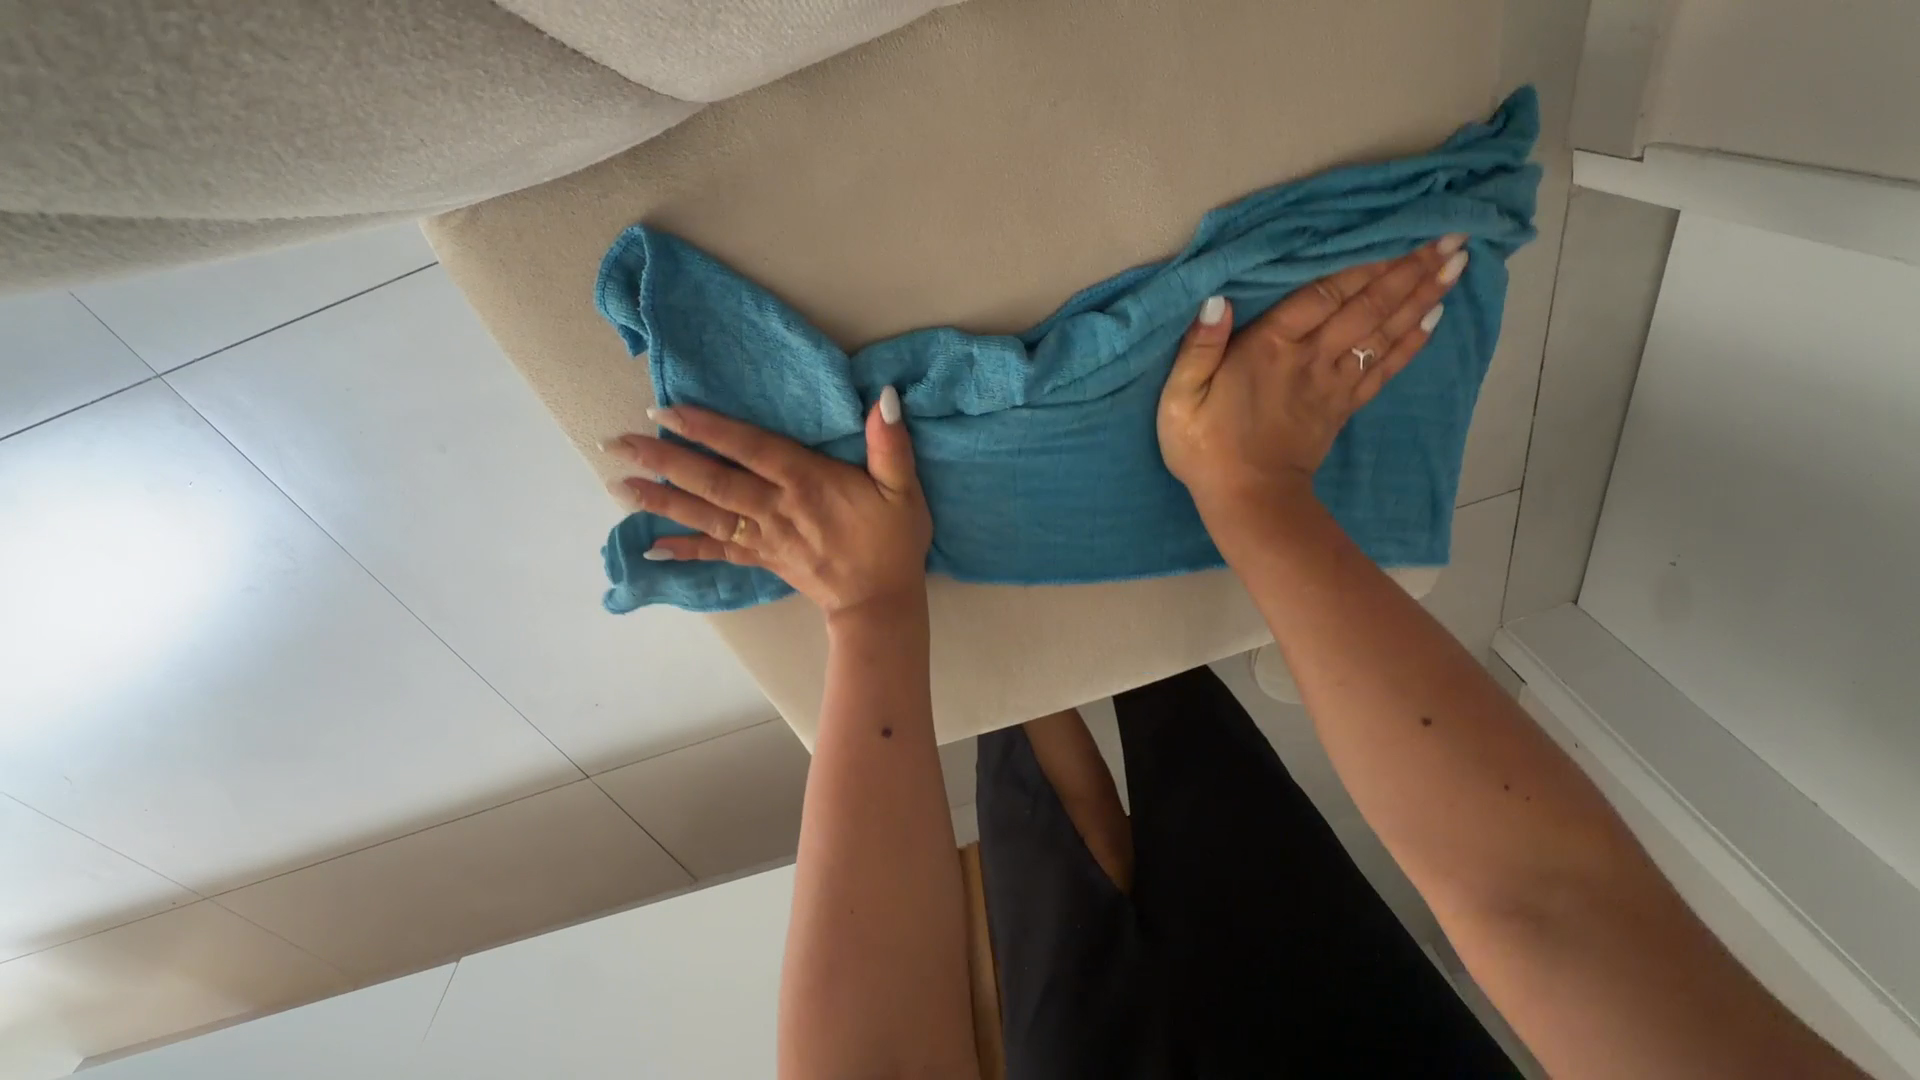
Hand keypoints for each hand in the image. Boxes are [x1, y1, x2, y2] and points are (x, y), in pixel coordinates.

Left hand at [603, 386, 932, 619]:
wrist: (879, 604)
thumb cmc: (891, 542)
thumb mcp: (903, 489)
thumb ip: (890, 444)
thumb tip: (883, 397)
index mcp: (806, 482)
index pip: (749, 448)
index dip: (708, 429)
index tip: (664, 411)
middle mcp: (775, 508)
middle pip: (713, 481)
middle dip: (663, 461)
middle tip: (615, 443)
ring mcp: (764, 537)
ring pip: (706, 515)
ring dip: (661, 501)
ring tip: (617, 485)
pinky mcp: (762, 560)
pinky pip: (718, 553)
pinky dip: (684, 550)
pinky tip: (651, 548)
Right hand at [1156, 235, 1468, 513]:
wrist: (1246, 500)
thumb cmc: (1205, 447)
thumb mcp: (1179, 398)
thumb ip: (1197, 348)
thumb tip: (1217, 301)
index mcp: (1269, 348)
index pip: (1323, 294)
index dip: (1362, 262)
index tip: (1400, 231)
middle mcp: (1310, 358)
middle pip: (1366, 307)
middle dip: (1408, 271)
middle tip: (1452, 239)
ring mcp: (1331, 384)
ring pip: (1383, 333)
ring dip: (1421, 298)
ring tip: (1456, 266)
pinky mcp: (1342, 408)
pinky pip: (1383, 370)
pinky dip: (1411, 344)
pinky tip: (1435, 319)